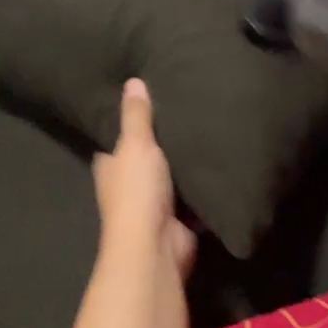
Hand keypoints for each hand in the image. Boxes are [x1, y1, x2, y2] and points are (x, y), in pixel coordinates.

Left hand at [93, 79, 196, 278]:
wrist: (156, 246)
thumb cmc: (137, 191)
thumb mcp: (135, 144)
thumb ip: (136, 115)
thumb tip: (132, 81)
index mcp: (111, 167)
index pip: (114, 140)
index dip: (125, 123)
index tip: (144, 101)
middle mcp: (128, 185)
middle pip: (143, 156)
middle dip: (159, 141)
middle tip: (183, 107)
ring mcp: (153, 203)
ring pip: (169, 174)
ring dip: (182, 161)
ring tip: (204, 126)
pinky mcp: (178, 217)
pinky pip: (192, 193)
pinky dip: (202, 182)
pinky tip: (216, 158)